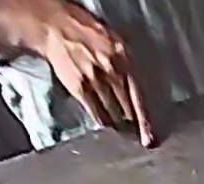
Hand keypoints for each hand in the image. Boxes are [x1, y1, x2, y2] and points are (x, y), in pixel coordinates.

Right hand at [8, 0, 155, 145]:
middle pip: (126, 109)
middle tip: (131, 132)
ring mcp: (95, 80)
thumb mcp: (112, 40)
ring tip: (118, 128)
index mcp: (123, 57)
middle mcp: (112, 69)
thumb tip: (134, 88)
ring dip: (116, 124)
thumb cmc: (85, 31)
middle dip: (130, 124)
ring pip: (112, 114)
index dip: (144, 121)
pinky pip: (96, 114)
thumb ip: (124, 62)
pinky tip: (105, 124)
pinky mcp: (80, 88)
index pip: (137, 96)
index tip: (148, 139)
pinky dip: (102, 121)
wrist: (55, 25)